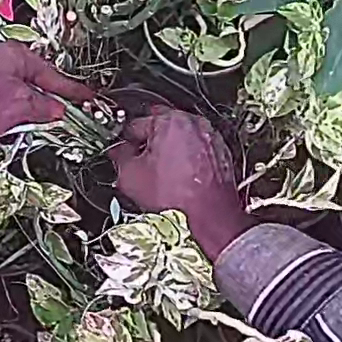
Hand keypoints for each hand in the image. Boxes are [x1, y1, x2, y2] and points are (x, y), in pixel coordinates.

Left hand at [0, 42, 96, 140]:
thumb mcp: (21, 106)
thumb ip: (44, 107)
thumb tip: (58, 110)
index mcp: (13, 53)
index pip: (51, 74)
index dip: (71, 89)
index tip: (87, 96)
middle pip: (32, 77)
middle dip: (48, 94)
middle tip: (64, 109)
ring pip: (15, 84)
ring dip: (28, 101)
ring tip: (38, 117)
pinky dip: (11, 103)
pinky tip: (13, 116)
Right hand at [109, 108, 254, 259]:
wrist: (210, 220)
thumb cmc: (178, 199)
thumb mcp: (130, 177)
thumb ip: (120, 157)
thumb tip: (119, 154)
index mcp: (170, 121)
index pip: (137, 124)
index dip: (125, 141)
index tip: (122, 152)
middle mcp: (195, 124)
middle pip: (161, 128)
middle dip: (149, 144)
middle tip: (140, 164)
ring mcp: (211, 139)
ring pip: (181, 140)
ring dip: (170, 153)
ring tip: (161, 176)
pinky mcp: (222, 155)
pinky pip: (197, 152)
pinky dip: (188, 162)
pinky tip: (179, 181)